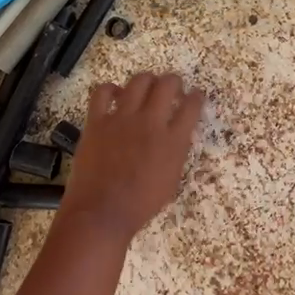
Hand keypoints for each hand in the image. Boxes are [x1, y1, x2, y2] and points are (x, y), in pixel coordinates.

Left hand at [58, 72, 204, 239]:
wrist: (100, 214)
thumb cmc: (139, 205)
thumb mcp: (171, 181)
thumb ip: (177, 152)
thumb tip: (179, 134)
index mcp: (172, 140)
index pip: (192, 106)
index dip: (197, 96)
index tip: (196, 95)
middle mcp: (150, 122)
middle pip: (168, 84)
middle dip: (174, 81)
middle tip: (172, 87)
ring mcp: (122, 119)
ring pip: (139, 81)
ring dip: (147, 80)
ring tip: (147, 86)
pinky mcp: (97, 121)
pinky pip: (103, 92)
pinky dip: (110, 89)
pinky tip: (115, 95)